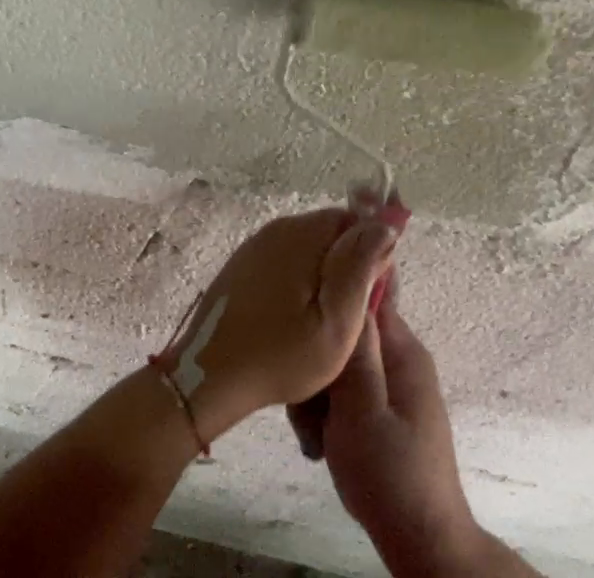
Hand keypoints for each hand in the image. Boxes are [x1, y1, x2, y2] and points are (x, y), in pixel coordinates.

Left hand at [155, 209, 398, 441]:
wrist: (210, 374)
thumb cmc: (281, 356)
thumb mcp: (337, 320)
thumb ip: (360, 268)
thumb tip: (383, 225)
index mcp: (299, 235)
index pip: (352, 220)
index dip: (371, 252)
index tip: (371, 293)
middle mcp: (274, 231)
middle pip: (329, 233)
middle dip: (348, 266)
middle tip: (349, 316)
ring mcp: (254, 247)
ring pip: (308, 250)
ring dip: (324, 278)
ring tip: (323, 324)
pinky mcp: (242, 267)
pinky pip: (285, 263)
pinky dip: (299, 284)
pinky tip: (297, 321)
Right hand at [292, 287, 497, 576]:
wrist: (418, 540)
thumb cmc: (389, 473)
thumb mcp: (361, 408)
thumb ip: (355, 350)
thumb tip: (354, 283)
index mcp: (402, 352)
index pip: (364, 291)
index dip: (328, 289)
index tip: (292, 305)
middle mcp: (398, 359)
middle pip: (341, 332)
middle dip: (313, 358)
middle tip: (299, 397)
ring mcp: (388, 385)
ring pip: (334, 362)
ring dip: (313, 390)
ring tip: (309, 429)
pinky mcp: (376, 408)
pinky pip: (339, 388)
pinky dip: (322, 409)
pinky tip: (316, 438)